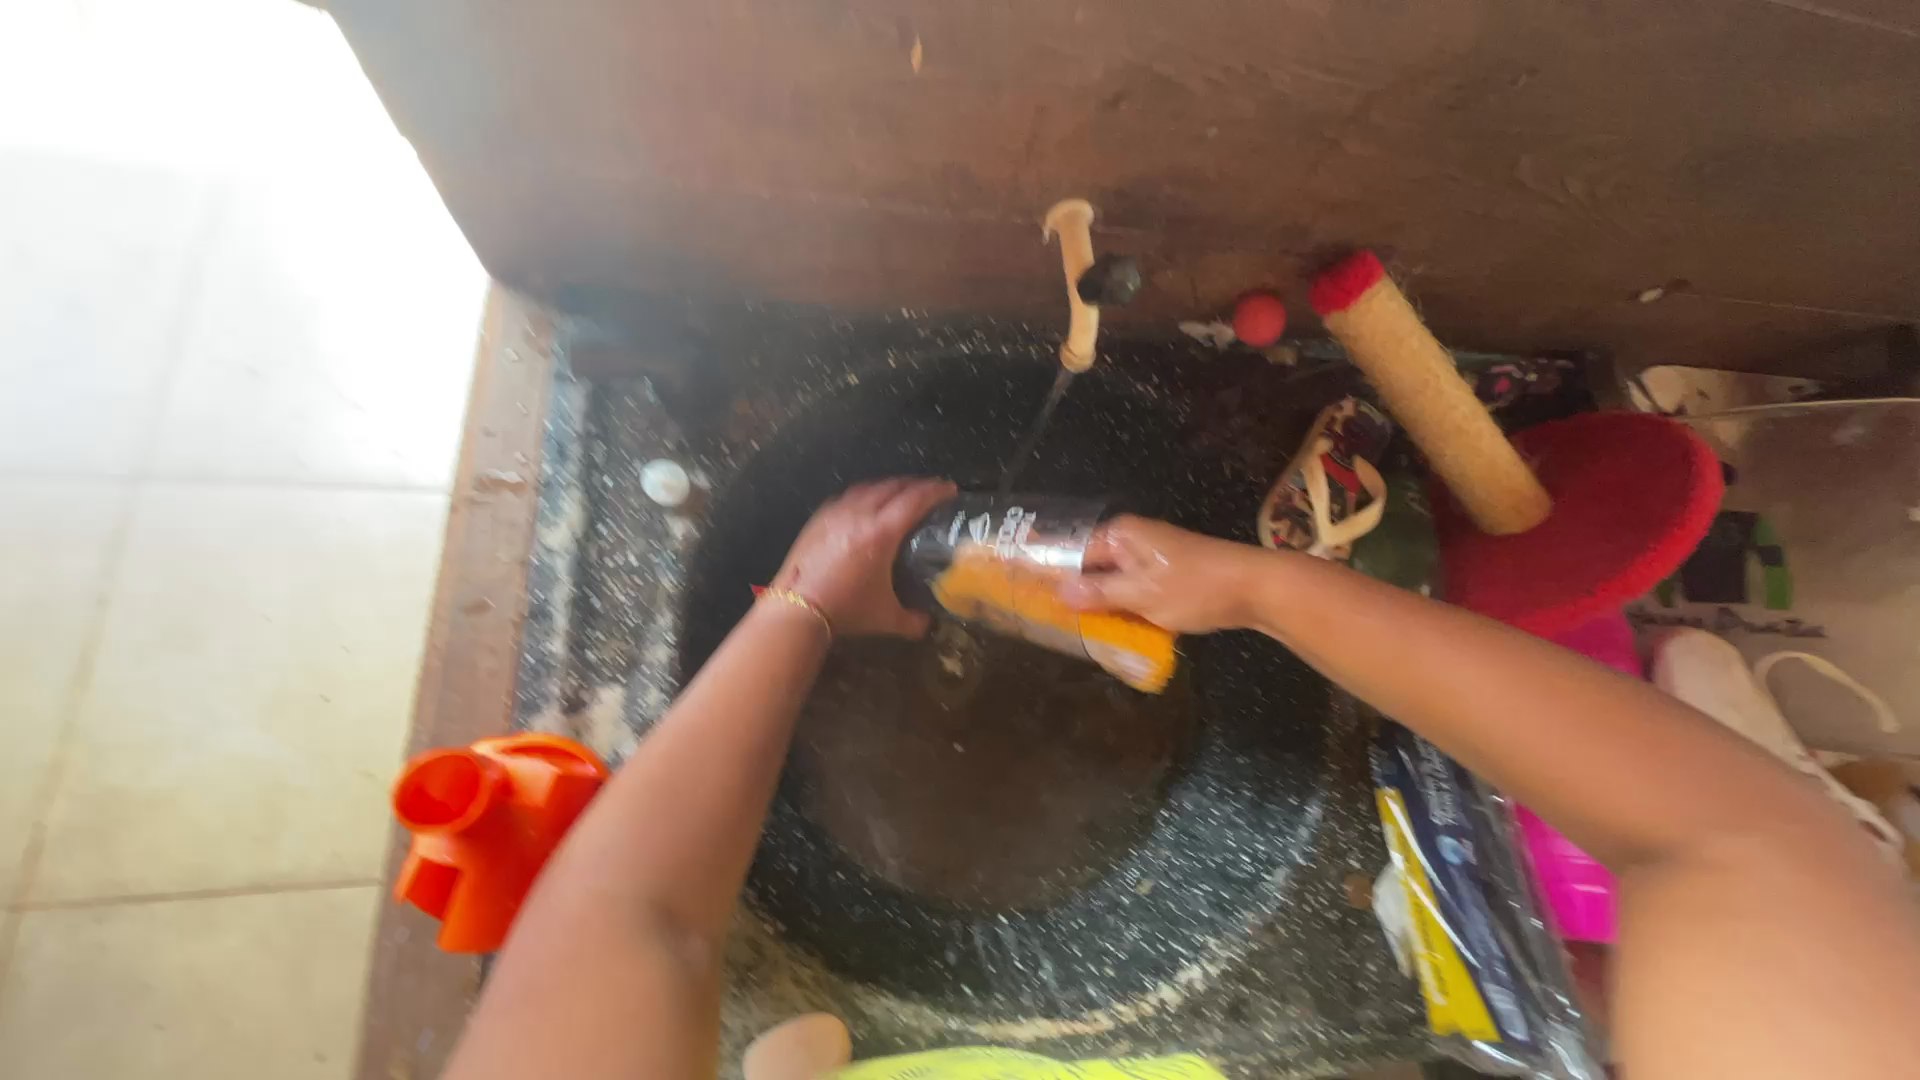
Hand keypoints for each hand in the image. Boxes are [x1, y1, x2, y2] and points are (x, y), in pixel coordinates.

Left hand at [772, 478, 957, 637]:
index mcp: (881, 534)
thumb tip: (927, 623)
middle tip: (929, 490)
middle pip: (892, 487)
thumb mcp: (886, 618)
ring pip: (868, 488)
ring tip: (899, 493)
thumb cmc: (846, 610)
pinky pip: (846, 497)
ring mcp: (835, 514)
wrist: (797, 609)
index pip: (914, 501)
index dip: (935, 491)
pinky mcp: (818, 520)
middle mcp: (859, 515)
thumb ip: (912, 621)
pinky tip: (865, 504)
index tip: (950, 489)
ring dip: (888, 486)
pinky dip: (864, 495)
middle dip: (915, 485)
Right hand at [1056, 515, 1260, 633]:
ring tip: (1077, 628)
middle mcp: (1132, 540)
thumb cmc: (1193, 587)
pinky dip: (1124, 607)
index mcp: (1121, 535)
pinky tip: (1116, 627)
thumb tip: (1057, 593)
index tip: (1027, 593)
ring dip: (1101, 604)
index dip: (1050, 574)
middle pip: (1091, 567)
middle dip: (1075, 593)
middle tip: (1050, 620)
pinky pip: (1133, 590)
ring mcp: (1151, 556)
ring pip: (1112, 581)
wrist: (1255, 588)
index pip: (1072, 553)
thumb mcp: (1141, 594)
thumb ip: (1098, 594)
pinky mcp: (1167, 574)